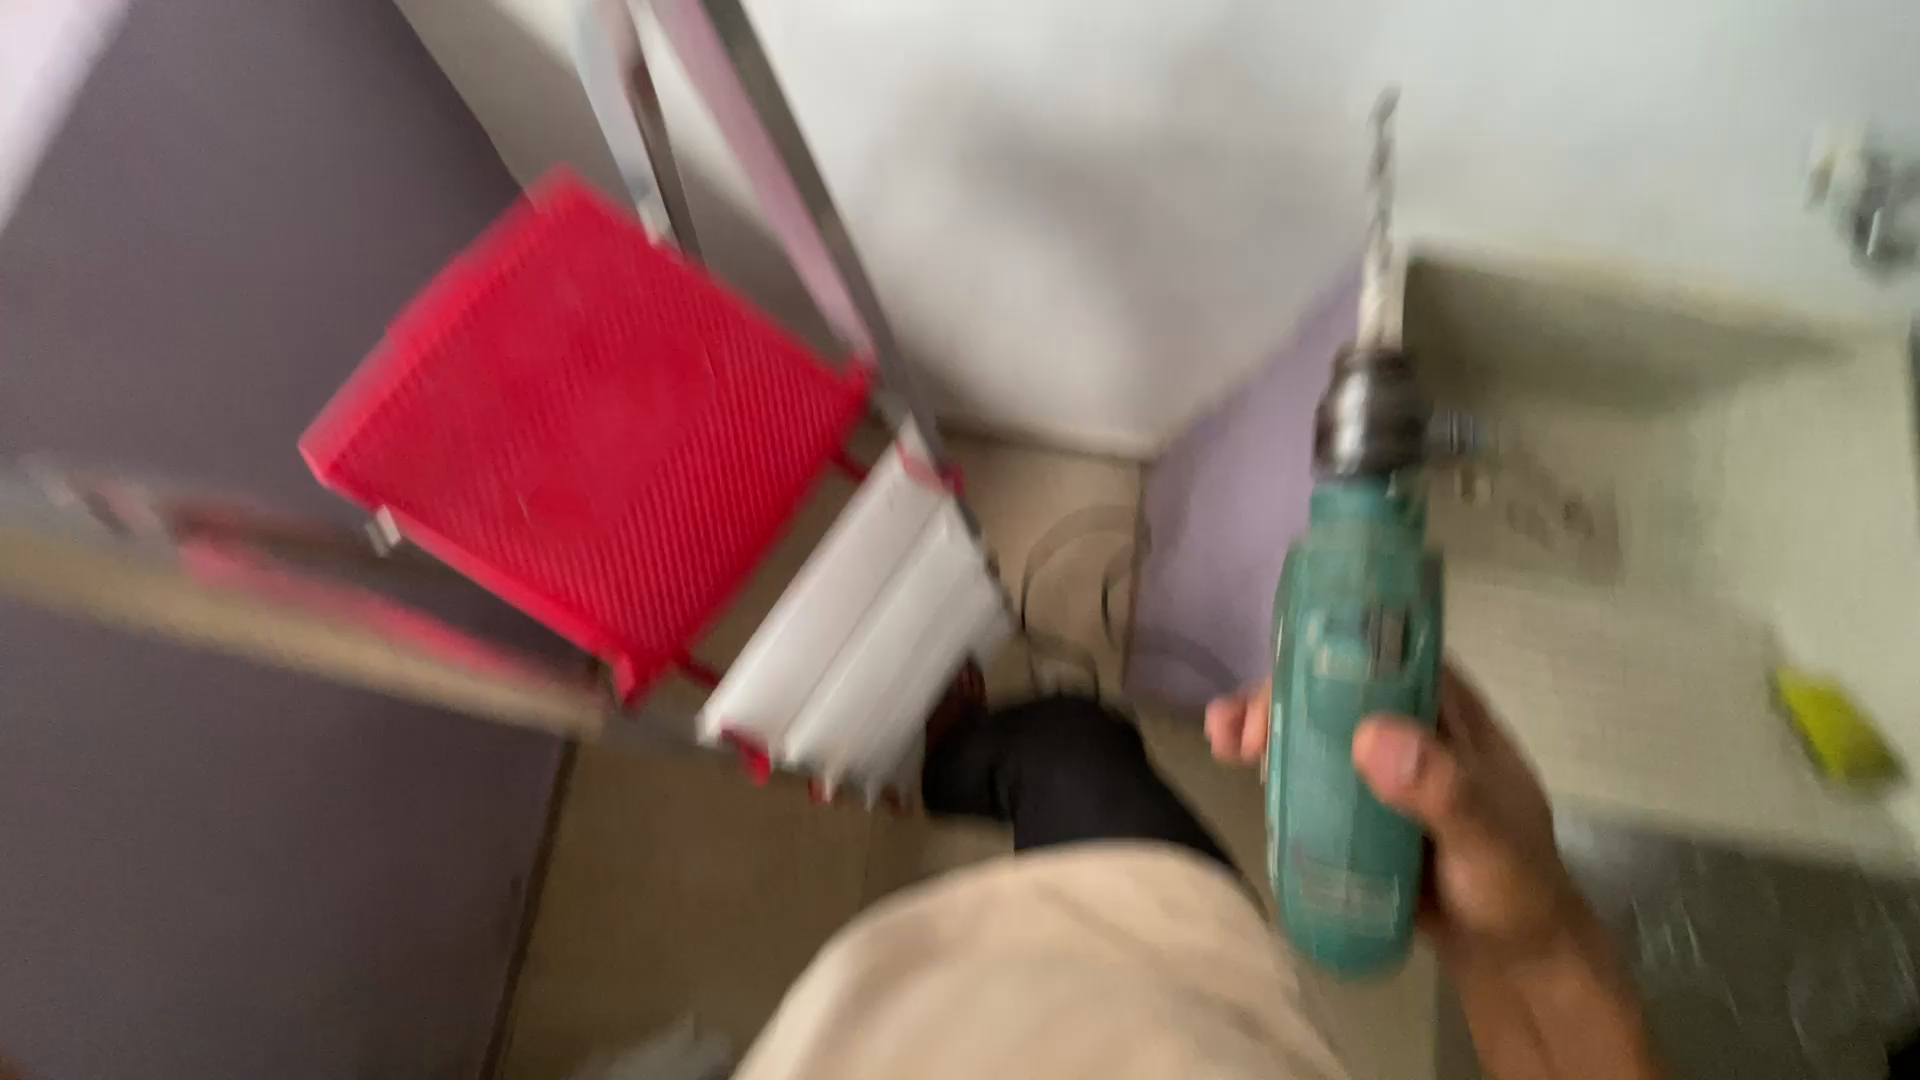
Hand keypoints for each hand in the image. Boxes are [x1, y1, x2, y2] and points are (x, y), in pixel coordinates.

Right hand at [1204, 667, 1588, 968]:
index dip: (1330, 654)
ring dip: (1257, 718)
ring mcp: (1369, 757)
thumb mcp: (1490, 840)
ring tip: (1222, 740)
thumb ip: (1444, 793)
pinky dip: (1259, 753)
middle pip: (1328, 684)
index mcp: (1445, 710)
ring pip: (1304, 718)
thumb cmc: (1514, 889)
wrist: (1505, 954)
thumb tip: (1371, 738)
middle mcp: (1402, 720)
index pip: (1383, 654)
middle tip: (1250, 738)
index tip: (1289, 682)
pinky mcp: (1343, 793)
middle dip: (1280, 697)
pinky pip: (1296, 761)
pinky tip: (1228, 756)